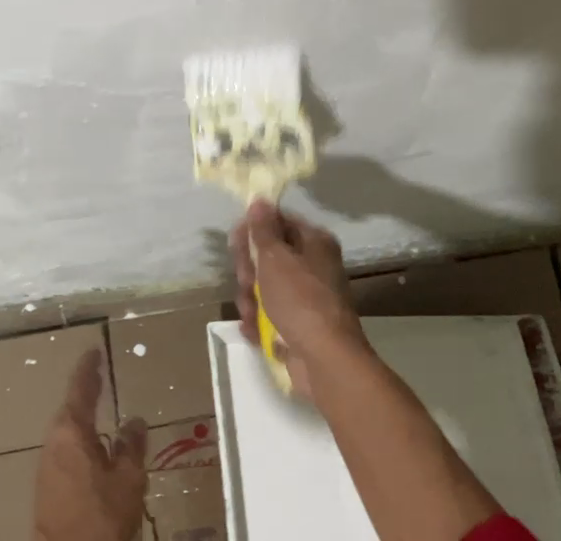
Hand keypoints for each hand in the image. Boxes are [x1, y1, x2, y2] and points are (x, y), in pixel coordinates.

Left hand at [34, 350, 148, 540]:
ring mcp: (47, 463)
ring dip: (84, 418)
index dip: (88, 368)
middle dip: (86, 393)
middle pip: (71, 408)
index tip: (94, 351)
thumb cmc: (100, 517)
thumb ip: (132, 447)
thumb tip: (134, 421)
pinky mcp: (48, 484)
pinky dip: (81, 439)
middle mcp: (54, 440)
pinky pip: (66, 449)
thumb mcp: (128, 481)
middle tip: (101, 377)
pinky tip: (94, 448)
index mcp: (71, 431)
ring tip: (101, 410)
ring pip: (68, 431)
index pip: (79, 388)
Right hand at [229, 199, 366, 399]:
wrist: (325, 360)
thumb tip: (259, 199)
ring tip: (252, 313)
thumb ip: (263, 229)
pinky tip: (254, 329)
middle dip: (250, 270)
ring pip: (265, 287)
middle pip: (269, 255)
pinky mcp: (299, 325)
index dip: (254, 228)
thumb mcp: (275, 258)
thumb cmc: (300, 300)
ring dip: (251, 299)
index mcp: (314, 242)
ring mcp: (306, 298)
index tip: (235, 240)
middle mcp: (313, 266)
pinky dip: (259, 321)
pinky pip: (270, 314)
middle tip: (246, 280)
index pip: (279, 221)